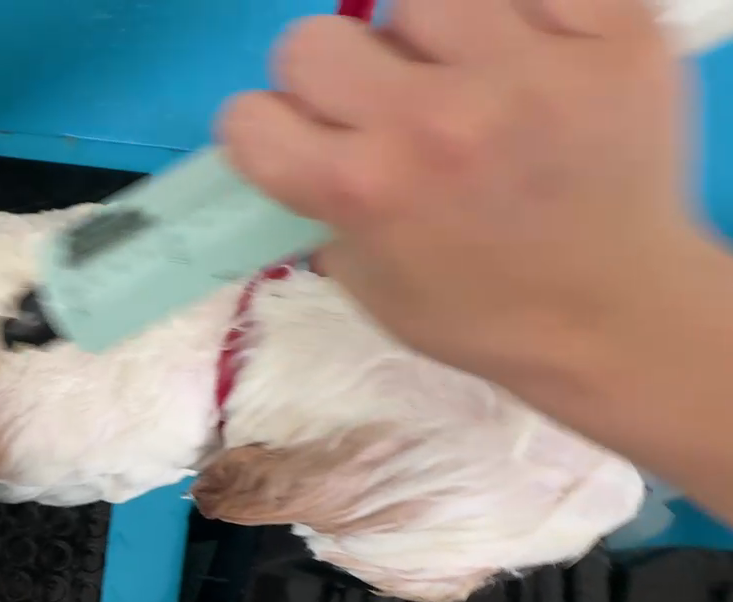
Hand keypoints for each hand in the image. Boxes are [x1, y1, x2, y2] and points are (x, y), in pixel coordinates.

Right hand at [220, 0, 712, 384]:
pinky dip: (508, 17)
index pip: (248, 118)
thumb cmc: (457, 308)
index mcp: (356, 187)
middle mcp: (427, 118)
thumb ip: (317, 197)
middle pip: (312, 41)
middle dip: (318, 76)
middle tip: (361, 106)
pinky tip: (519, 59)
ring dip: (414, 38)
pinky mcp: (616, 33)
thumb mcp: (352, 271)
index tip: (286, 141)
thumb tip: (302, 138)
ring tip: (450, 77)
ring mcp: (528, 68)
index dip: (257, 129)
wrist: (601, 310)